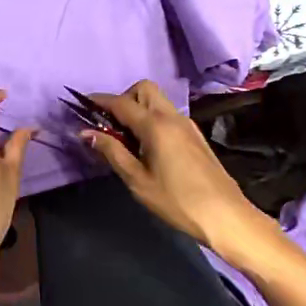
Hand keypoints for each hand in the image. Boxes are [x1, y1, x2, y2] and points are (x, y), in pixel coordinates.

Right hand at [80, 80, 283, 268]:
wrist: (225, 216)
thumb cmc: (176, 200)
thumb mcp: (137, 180)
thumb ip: (111, 152)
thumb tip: (86, 133)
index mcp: (155, 126)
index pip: (121, 103)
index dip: (98, 102)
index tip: (80, 106)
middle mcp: (172, 117)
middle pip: (143, 89)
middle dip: (122, 98)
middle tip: (110, 124)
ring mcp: (186, 125)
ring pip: (157, 100)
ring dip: (137, 108)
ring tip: (124, 137)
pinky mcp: (194, 136)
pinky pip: (167, 114)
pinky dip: (151, 119)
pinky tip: (145, 145)